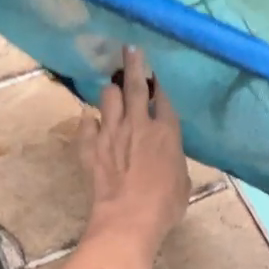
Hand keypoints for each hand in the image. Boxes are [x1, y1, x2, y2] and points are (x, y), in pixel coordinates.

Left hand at [79, 48, 189, 255]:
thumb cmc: (164, 206)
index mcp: (167, 132)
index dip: (158, 85)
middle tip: (130, 49)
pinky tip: (91, 120)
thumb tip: (168, 156)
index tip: (154, 76)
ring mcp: (111, 132)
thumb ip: (175, 161)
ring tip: (111, 88)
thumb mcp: (183, 182)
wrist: (128, 219)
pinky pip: (86, 123)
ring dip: (110, 90)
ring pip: (108, 97)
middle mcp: (138, 124)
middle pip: (135, 85)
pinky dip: (89, 120)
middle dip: (133, 64)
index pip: (163, 98)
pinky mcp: (90, 146)